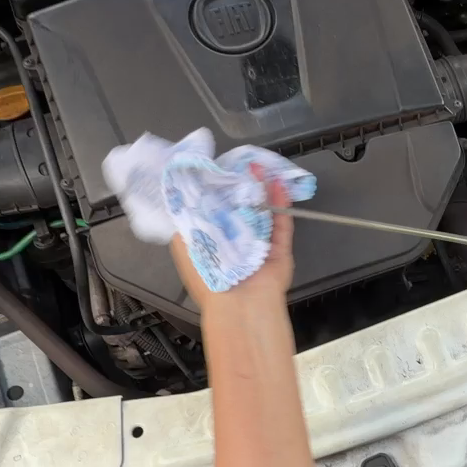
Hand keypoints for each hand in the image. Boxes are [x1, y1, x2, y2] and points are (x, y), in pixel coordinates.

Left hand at [170, 171, 294, 319]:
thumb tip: (187, 193)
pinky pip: (282, 223)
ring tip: (261, 167)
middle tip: (242, 163)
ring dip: (262, 189)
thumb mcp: (184, 242)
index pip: (212, 208)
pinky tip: (278, 185)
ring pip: (262, 212)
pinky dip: (281, 204)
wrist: (240, 304)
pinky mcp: (279, 249)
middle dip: (241, 185)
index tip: (217, 167)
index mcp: (210, 240)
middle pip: (239, 207)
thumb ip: (186, 217)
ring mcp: (258, 244)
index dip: (216, 187)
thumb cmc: (208, 277)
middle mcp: (234, 241)